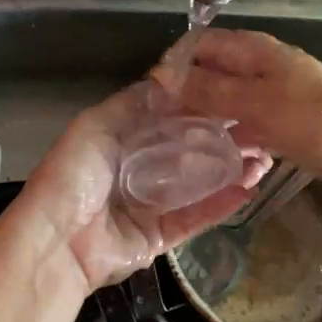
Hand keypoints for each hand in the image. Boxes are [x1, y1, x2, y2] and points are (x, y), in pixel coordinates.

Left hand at [19, 81, 267, 290]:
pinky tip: (248, 186)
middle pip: (187, 151)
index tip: (231, 95)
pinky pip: (196, 217)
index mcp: (120, 140)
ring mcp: (151, 204)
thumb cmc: (73, 175)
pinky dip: (222, 203)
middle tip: (259, 129)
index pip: (167, 118)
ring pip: (198, 184)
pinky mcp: (160, 237)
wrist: (56, 241)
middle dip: (222, 140)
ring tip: (264, 157)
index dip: (198, 108)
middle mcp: (138, 169)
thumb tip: (170, 80)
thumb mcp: (96, 125)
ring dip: (230, 170)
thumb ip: (134, 104)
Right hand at [176, 29, 321, 184]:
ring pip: (227, 95)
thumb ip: (210, 89)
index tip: (151, 100)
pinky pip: (247, 117)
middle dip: (185, 93)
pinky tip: (220, 154)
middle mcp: (260, 63)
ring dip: (206, 114)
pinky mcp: (286, 116)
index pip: (198, 44)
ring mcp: (275, 90)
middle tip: (162, 127)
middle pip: (210, 69)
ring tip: (182, 143)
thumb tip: (161, 75)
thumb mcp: (258, 104)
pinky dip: (231, 131)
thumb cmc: (321, 120)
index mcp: (252, 50)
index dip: (172, 66)